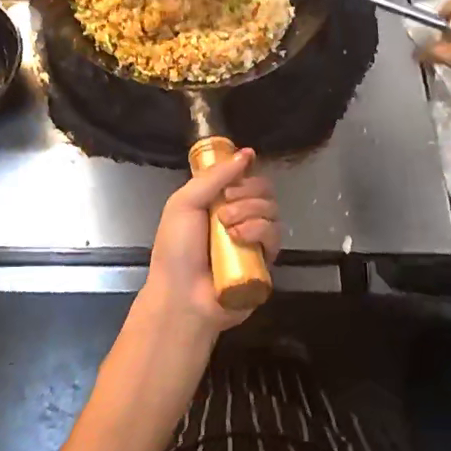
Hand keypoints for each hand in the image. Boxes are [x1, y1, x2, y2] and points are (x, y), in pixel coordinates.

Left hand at [132, 148, 280, 343]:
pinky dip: (259, 231)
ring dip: (250, 212)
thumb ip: (213, 177)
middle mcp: (239, 218)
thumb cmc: (175, 250)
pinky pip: (275, 236)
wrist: (181, 296)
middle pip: (264, 191)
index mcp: (217, 203)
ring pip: (272, 211)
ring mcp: (254, 241)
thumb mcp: (184, 203)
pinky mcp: (266, 262)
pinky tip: (241, 239)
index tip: (236, 176)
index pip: (245, 177)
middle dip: (247, 193)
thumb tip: (246, 154)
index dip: (244, 173)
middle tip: (225, 206)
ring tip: (228, 227)